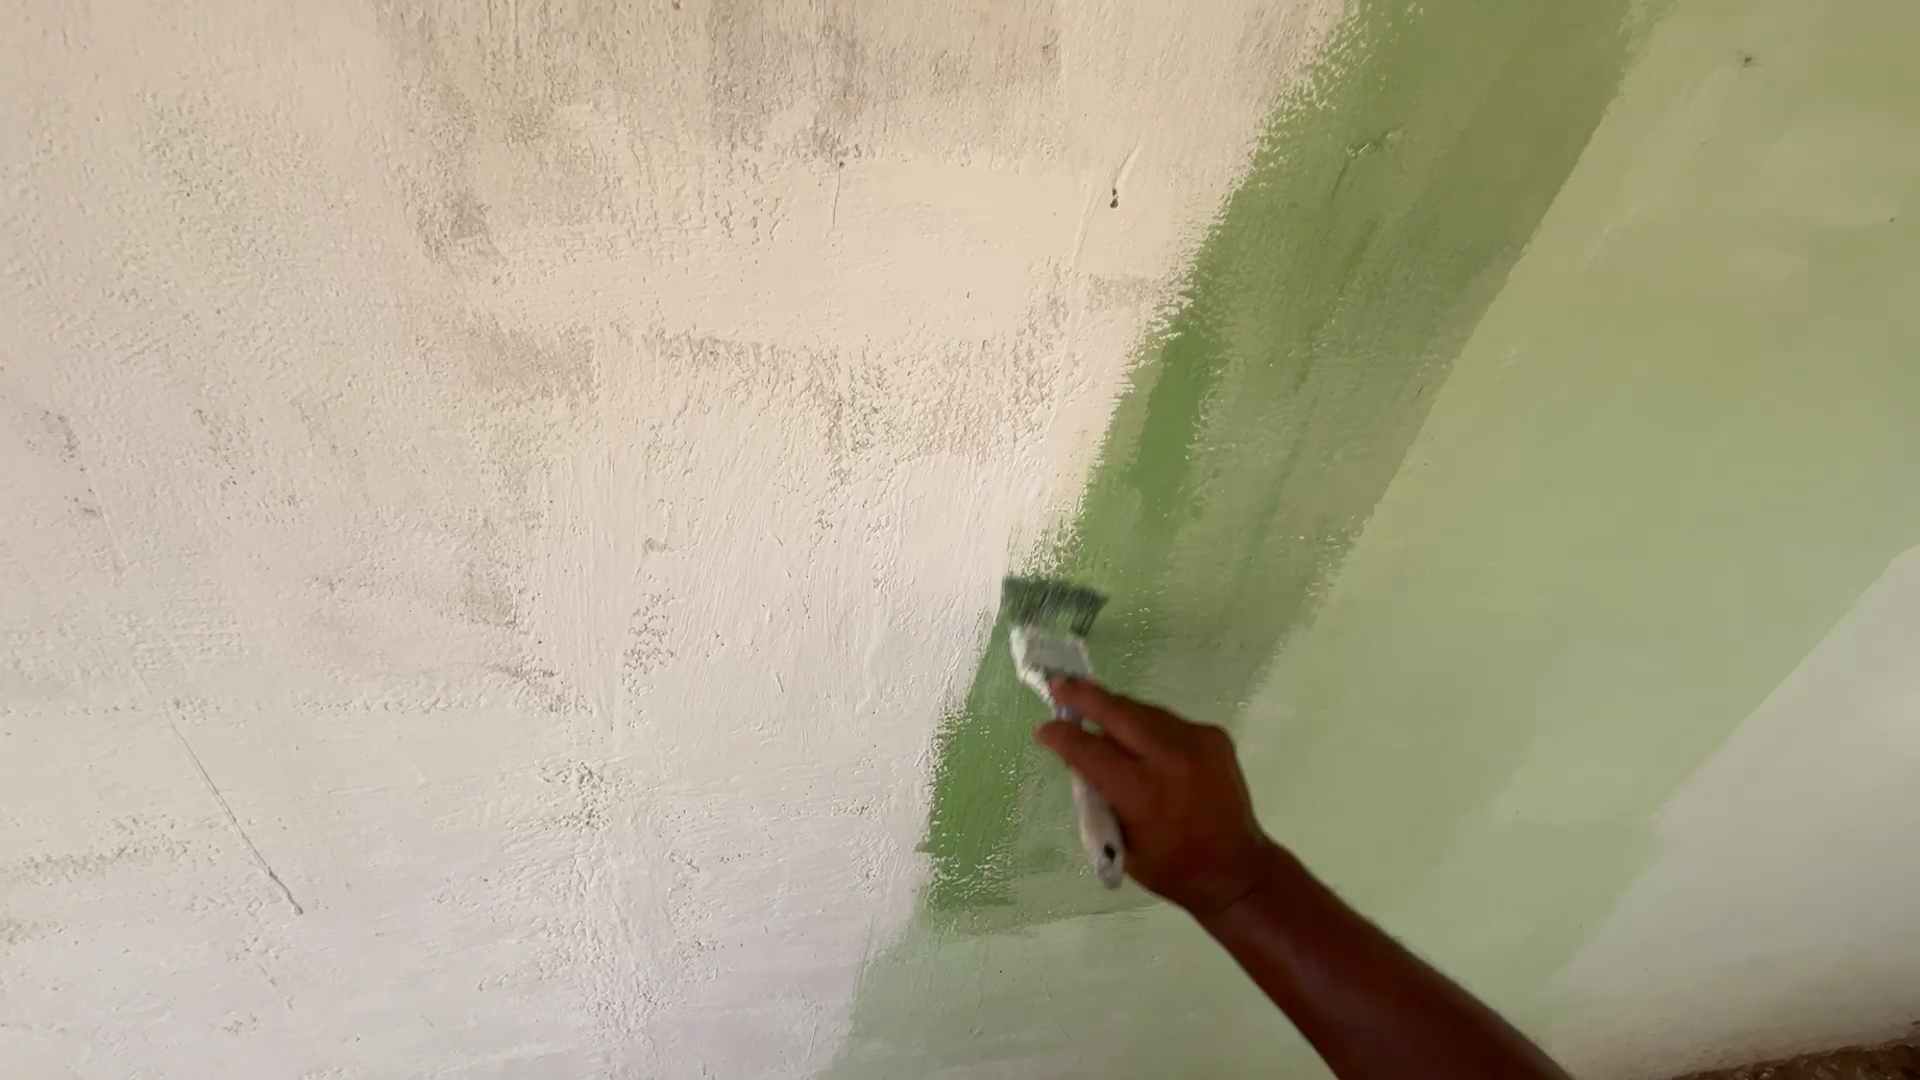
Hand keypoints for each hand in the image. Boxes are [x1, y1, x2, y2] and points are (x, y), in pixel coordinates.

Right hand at [1034, 677, 1289, 918]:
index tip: (1043, 729)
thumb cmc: (1170, 866)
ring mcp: (1196, 742)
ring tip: (1096, 707)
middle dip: (1084, 696)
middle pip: (1118, 713)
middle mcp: (1170, 760)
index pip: (1090, 751)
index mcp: (1143, 794)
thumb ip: (1099, 796)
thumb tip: (1079, 755)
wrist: (1237, 870)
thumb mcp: (1120, 842)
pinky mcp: (1214, 735)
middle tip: (1060, 684)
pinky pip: (1168, 720)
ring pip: (1143, 711)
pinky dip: (1148, 725)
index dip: (1062, 736)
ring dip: (1117, 710)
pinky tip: (1141, 739)